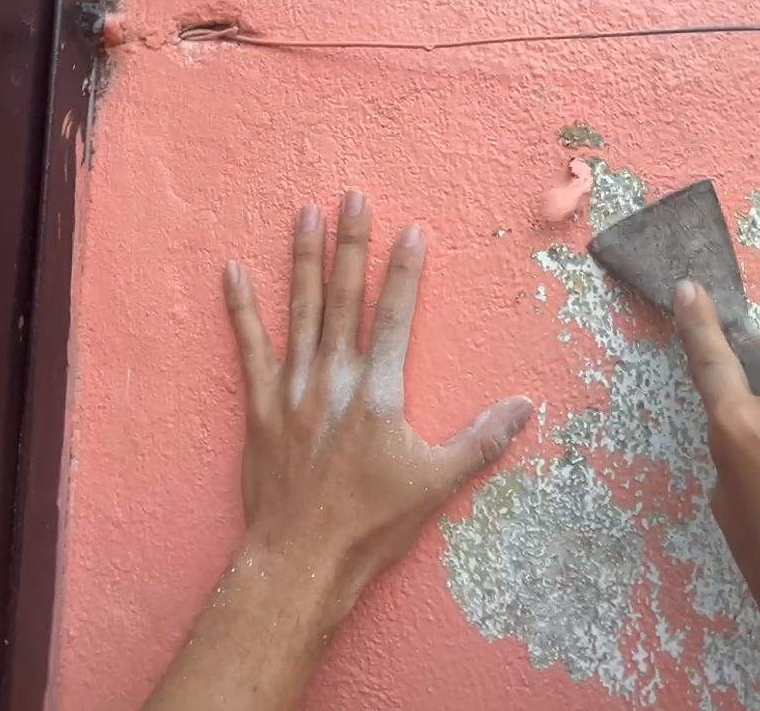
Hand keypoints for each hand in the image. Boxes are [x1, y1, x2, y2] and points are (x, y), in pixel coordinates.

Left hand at [223, 190, 534, 614]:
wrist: (299, 562)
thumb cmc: (370, 525)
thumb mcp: (437, 483)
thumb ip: (482, 439)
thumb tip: (528, 406)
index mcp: (378, 391)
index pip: (394, 314)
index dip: (404, 269)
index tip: (410, 229)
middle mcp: (334, 378)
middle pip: (345, 296)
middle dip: (351, 243)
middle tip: (352, 197)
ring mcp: (292, 388)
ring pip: (300, 309)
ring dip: (304, 259)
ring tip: (305, 214)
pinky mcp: (260, 406)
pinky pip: (249, 348)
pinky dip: (240, 309)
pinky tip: (232, 271)